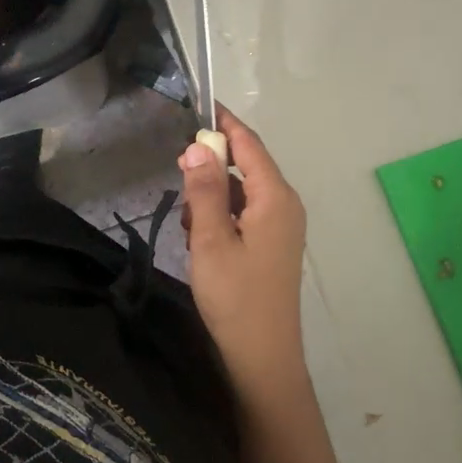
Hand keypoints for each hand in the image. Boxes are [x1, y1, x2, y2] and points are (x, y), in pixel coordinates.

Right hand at [178, 108, 308, 393]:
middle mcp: (284, 205)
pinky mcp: (272, 245)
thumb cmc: (235, 296)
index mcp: (276, 198)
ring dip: (212, 195)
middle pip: (247, 165)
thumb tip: (198, 145)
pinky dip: (220, 215)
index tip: (197, 105)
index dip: (224, 123)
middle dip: (211, 164)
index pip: (249, 144)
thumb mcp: (211, 240)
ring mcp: (281, 226)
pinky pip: (244, 213)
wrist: (262, 357)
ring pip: (242, 191)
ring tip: (188, 221)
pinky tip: (199, 236)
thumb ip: (205, 190)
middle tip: (177, 174)